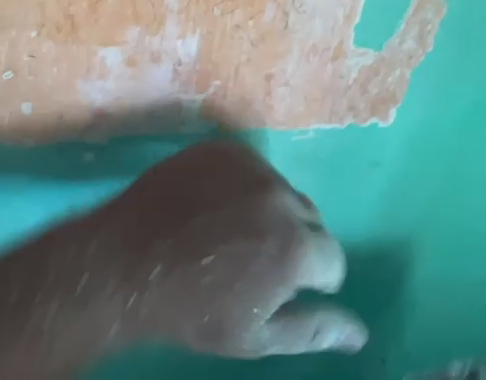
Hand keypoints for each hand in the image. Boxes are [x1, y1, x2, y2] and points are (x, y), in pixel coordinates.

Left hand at [89, 136, 367, 358]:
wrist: (126, 262)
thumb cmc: (192, 310)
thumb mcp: (255, 336)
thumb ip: (314, 330)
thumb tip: (360, 334)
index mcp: (296, 246)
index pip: (332, 259)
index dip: (309, 280)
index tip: (277, 288)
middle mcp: (281, 197)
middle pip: (310, 220)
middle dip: (294, 242)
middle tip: (252, 262)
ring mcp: (251, 167)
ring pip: (281, 192)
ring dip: (269, 211)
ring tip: (228, 234)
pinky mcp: (223, 149)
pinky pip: (251, 169)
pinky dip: (242, 186)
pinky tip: (213, 207)